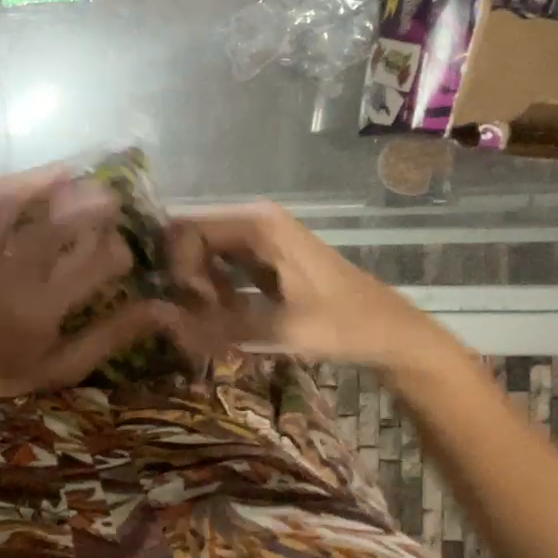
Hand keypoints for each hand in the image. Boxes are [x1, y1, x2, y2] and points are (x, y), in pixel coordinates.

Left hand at [0, 167, 167, 413]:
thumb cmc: (7, 371)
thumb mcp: (64, 365)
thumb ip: (111, 335)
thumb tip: (165, 310)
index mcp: (38, 309)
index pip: (90, 267)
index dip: (115, 252)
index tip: (125, 247)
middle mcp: (4, 277)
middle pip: (48, 229)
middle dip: (83, 206)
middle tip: (108, 193)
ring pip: (3, 208)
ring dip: (35, 185)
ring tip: (66, 172)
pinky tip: (8, 183)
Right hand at [160, 203, 470, 378]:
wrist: (395, 336)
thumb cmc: (346, 327)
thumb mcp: (283, 329)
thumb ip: (218, 325)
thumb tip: (163, 320)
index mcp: (257, 224)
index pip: (186, 229)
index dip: (180, 267)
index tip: (196, 304)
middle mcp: (252, 220)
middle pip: (188, 239)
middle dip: (185, 278)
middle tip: (200, 315)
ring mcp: (256, 237)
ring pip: (198, 253)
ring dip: (196, 288)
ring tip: (214, 320)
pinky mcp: (259, 256)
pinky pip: (215, 265)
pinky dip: (211, 292)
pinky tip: (227, 317)